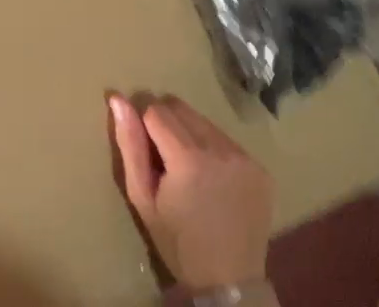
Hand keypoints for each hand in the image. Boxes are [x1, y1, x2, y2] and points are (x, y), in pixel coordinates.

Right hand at [109, 93, 273, 294]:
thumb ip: (130, 145)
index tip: (145, 150)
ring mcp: (245, 157)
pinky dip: (211, 148)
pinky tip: (211, 178)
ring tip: (187, 168)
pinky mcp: (260, 167)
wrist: (230, 280)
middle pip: (180, 108)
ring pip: (203, 120)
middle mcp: (220, 149)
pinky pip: (225, 139)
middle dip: (165, 123)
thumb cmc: (177, 242)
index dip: (143, 124)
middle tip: (162, 158)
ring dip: (188, 133)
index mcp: (188, 158)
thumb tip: (118, 99)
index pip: (156, 110)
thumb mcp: (143, 197)